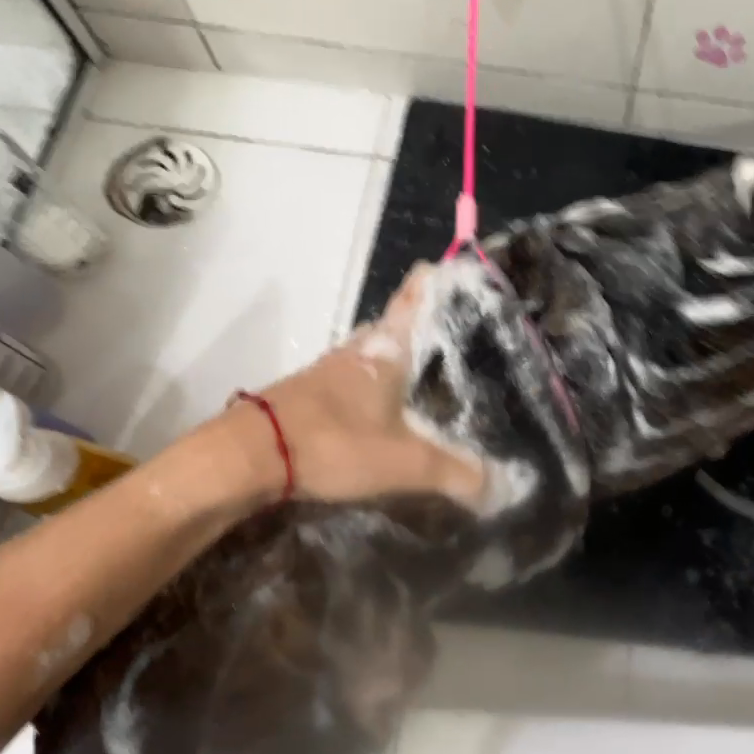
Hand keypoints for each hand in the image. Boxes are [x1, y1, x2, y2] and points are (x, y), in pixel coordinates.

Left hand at [218, 264, 486, 508]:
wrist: (247, 458)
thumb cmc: (334, 442)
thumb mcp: (406, 463)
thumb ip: (457, 473)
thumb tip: (506, 487)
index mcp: (385, 349)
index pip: (415, 297)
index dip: (440, 279)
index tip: (461, 267)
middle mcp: (358, 350)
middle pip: (394, 324)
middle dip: (424, 324)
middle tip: (458, 334)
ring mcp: (329, 371)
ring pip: (373, 353)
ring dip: (397, 358)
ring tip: (430, 375)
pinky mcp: (311, 396)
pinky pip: (356, 380)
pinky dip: (376, 387)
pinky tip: (388, 411)